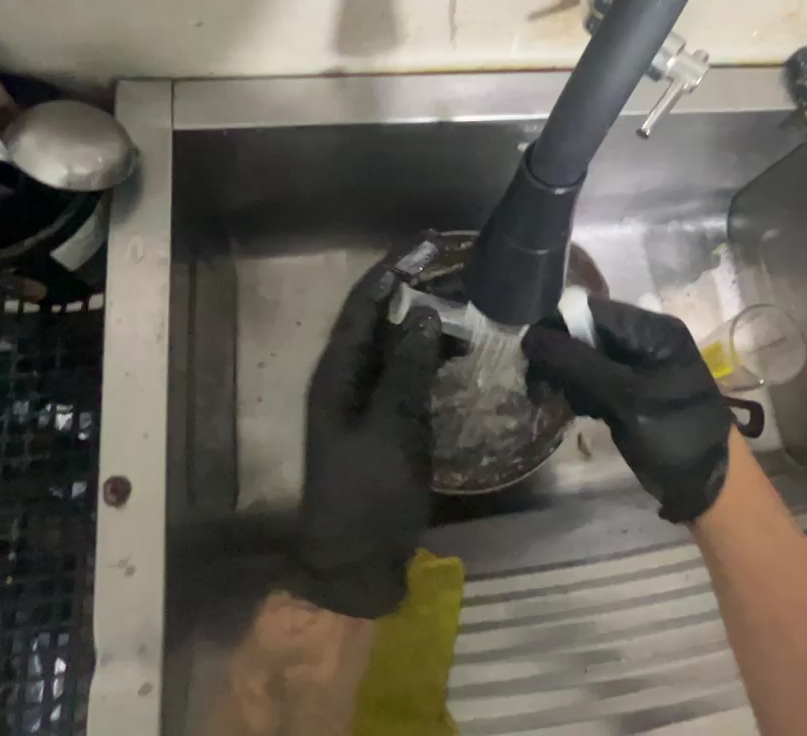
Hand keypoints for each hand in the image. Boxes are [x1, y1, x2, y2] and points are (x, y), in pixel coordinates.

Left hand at [288, 250, 443, 619]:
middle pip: (379, 320)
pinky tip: (462, 353)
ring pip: (396, 345)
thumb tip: (423, 312)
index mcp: (336, 374)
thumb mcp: (391, 429)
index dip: (392, 269)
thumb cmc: (369, 494)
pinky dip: (431, 357)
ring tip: (470, 306)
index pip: (363, 304)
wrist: (357, 561)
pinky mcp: (385, 419)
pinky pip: (408, 373)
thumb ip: (406, 369)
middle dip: (415, 291)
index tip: (428, 244)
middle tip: (460, 272)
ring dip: (427, 324)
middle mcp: (347, 378)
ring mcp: (365, 400)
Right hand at [522, 298, 732, 522]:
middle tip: (540, 386)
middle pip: (587, 332)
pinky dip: (582, 392)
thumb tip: (531, 337)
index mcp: (652, 329)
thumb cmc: (674, 436)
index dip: (557, 326)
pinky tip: (583, 412)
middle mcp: (645, 339)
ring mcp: (639, 366)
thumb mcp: (626, 398)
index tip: (530, 355)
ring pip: (586, 357)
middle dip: (561, 356)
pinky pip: (595, 378)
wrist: (709, 488)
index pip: (592, 310)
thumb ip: (579, 364)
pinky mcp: (631, 390)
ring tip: (567, 403)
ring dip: (569, 377)